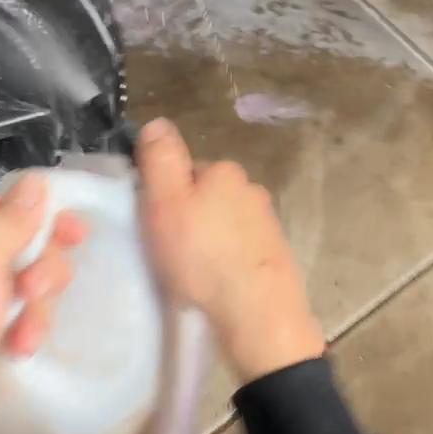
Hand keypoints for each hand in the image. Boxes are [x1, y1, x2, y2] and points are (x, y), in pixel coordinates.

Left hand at [0, 173, 85, 421]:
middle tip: (35, 290)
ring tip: (26, 333)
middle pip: (27, 242)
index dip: (46, 220)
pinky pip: (19, 310)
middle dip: (41, 270)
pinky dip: (25, 326)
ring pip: (30, 279)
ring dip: (37, 306)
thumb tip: (36, 178)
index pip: (11, 204)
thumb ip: (13, 218)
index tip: (74, 237)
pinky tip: (20, 346)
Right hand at [137, 119, 323, 383]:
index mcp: (224, 171)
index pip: (186, 170)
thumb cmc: (202, 255)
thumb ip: (160, 160)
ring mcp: (267, 221)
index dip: (166, 194)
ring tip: (195, 270)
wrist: (257, 311)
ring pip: (226, 222)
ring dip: (210, 238)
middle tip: (172, 249)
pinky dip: (228, 259)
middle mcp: (251, 188)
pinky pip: (241, 248)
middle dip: (190, 215)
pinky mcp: (276, 253)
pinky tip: (219, 281)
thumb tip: (157, 122)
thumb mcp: (165, 203)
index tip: (157, 222)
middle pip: (208, 195)